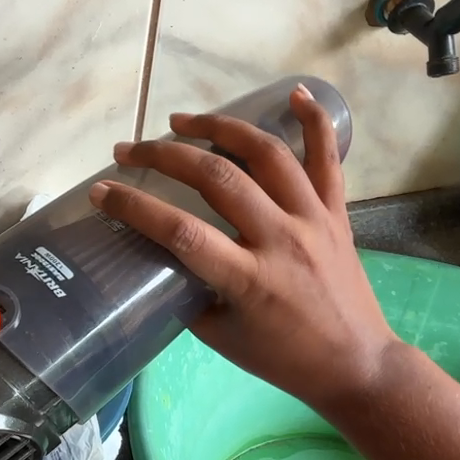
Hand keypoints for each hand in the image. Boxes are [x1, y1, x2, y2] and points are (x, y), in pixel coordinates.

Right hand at [88, 86, 399, 410]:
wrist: (357, 366)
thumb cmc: (281, 359)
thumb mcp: (218, 335)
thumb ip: (186, 291)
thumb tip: (156, 254)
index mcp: (248, 279)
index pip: (180, 231)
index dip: (134, 207)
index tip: (101, 192)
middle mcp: (281, 239)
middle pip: (218, 178)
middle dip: (164, 156)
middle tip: (129, 151)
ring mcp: (314, 220)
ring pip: (266, 155)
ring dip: (219, 128)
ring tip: (181, 120)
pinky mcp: (337, 213)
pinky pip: (327, 159)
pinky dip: (314, 121)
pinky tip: (294, 93)